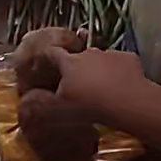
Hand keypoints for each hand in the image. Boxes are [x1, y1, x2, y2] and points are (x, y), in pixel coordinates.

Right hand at [45, 46, 160, 125]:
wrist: (125, 101)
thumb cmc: (88, 105)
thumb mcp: (60, 107)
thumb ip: (45, 100)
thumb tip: (33, 97)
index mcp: (69, 63)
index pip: (53, 53)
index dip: (50, 57)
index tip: (48, 62)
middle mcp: (88, 53)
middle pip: (79, 56)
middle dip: (78, 66)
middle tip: (80, 84)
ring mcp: (109, 53)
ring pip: (100, 59)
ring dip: (99, 69)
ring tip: (103, 88)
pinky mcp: (128, 58)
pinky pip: (120, 63)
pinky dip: (119, 71)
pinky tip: (121, 86)